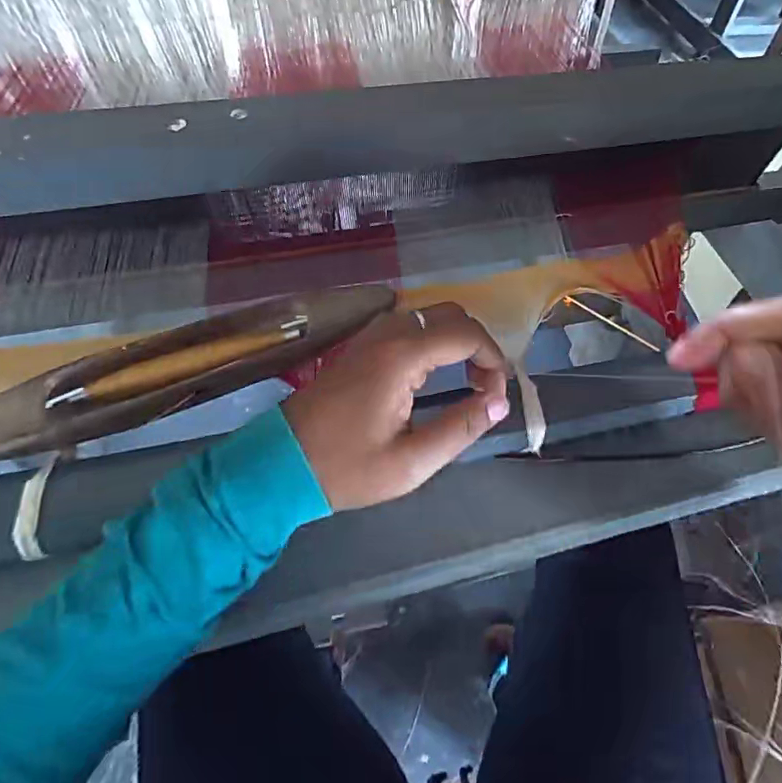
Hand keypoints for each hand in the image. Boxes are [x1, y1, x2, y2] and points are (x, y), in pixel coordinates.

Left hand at [282, 303, 510, 511]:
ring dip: (456, 340)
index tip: (495, 398)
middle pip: (451, 314)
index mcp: (401, 357)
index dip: (494, 361)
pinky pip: (409, 324)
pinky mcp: (361, 344)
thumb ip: (460, 428)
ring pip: (429, 315)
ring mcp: (371, 335)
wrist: (282, 462)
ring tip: (468, 381)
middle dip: (479, 345)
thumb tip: (499, 403)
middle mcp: (387, 334)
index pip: (467, 334)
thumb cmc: (346, 468)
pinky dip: (433, 339)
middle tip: (486, 388)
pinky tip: (436, 373)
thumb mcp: (411, 461)